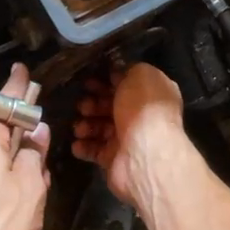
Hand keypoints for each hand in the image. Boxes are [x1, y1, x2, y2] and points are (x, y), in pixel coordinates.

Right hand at [71, 63, 187, 206]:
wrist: (144, 154)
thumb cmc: (143, 109)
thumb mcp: (139, 76)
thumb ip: (127, 70)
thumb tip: (116, 73)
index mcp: (152, 95)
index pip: (127, 84)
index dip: (107, 80)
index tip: (89, 80)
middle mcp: (142, 116)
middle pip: (111, 106)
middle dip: (93, 104)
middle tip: (82, 105)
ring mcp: (129, 139)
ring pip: (101, 128)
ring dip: (86, 125)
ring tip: (79, 127)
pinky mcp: (115, 159)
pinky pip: (95, 150)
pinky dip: (84, 147)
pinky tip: (77, 144)